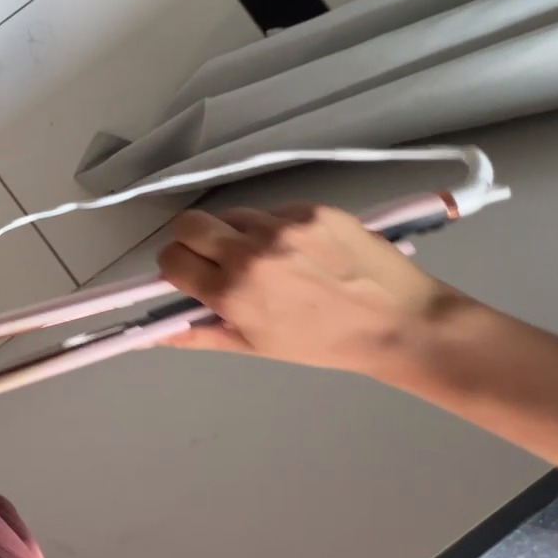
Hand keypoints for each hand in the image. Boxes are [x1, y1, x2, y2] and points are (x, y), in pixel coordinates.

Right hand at [156, 204, 471, 379]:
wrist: (403, 324)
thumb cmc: (323, 343)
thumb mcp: (254, 346)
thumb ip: (198, 336)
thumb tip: (154, 334)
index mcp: (230, 292)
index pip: (170, 259)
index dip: (175, 267)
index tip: (191, 274)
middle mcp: (249, 254)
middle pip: (188, 224)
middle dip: (192, 240)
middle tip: (214, 256)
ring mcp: (283, 228)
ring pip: (230, 215)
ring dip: (235, 232)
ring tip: (265, 254)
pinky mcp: (313, 211)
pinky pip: (272, 211)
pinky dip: (275, 227)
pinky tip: (300, 248)